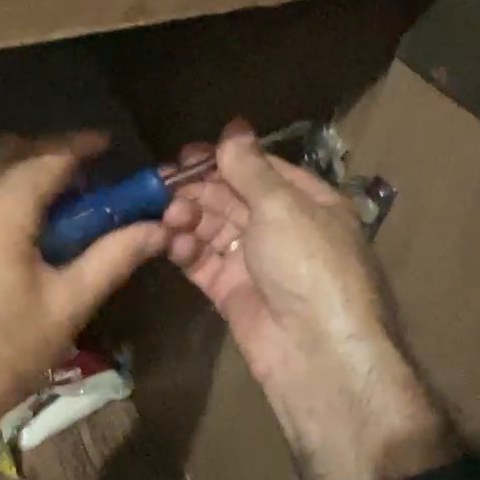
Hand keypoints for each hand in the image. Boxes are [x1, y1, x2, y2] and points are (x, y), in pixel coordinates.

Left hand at [0, 133, 165, 472]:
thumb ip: (113, 256)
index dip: (83, 146)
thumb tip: (158, 229)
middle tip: (93, 175)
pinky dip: (4, 190)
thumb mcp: (67, 305)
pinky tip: (29, 223)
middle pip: (13, 152)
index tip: (112, 145)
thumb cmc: (4, 354)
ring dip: (27, 171)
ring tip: (66, 199)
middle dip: (54, 154)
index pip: (47, 157)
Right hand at [163, 121, 456, 479]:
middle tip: (162, 183)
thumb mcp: (282, 206)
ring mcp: (256, 263)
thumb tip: (233, 125)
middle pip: (232, 198)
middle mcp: (283, 230)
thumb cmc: (308, 266)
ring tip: (168, 216)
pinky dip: (185, 249)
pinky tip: (169, 240)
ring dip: (189, 217)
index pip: (260, 170)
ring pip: (214, 228)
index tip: (184, 154)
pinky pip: (203, 261)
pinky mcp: (232, 293)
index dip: (223, 160)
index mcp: (309, 203)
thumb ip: (249, 167)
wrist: (317, 354)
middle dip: (198, 189)